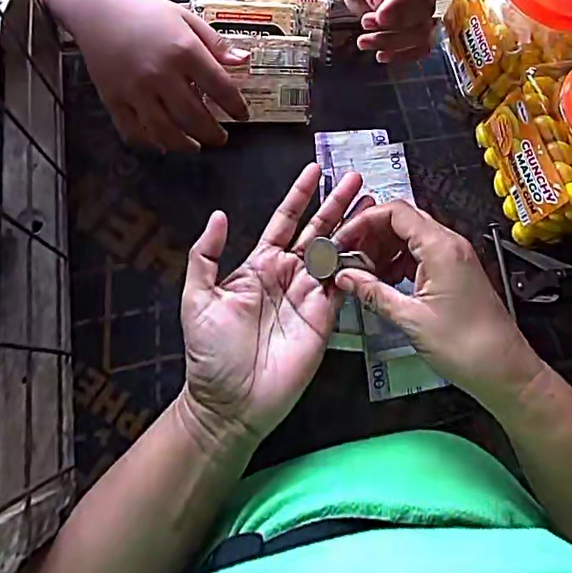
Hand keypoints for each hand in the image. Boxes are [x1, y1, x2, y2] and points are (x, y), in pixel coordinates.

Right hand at [69, 0, 249, 151]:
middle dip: (213, 133)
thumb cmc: (146, 12)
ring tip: (197, 147)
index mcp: (184, 50)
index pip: (220, 87)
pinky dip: (150, 143)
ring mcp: (136, 90)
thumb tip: (244, 60)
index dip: (235, 106)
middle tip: (221, 138)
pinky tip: (163, 145)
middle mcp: (161, 74)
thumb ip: (216, 43)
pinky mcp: (114, 99)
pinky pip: (133, 131)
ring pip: (166, 131)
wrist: (98, 10)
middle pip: (194, 116)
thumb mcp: (186, 18)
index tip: (242, 115)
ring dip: (185, 145)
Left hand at [180, 164, 365, 450]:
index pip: (284, 220)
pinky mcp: (325, 317)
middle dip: (336, 203)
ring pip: (336, 252)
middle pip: (317, 229)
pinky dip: (359, 264)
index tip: (315, 169)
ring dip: (354, 227)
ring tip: (373, 205)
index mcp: (260, 264)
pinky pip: (344, 284)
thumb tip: (219, 215)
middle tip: (357, 179)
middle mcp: (288, 273)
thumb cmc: (209, 351)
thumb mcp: (198, 297)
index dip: (300, 194)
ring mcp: (309, 294)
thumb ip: (206, 255)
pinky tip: (374, 244)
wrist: (230, 404)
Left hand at [329, 0, 435, 63]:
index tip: (379, 16)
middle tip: (365, 24)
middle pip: (422, 9)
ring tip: (365, 41)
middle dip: (393, 25)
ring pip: (421, 31)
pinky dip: (404, 54)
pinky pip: (421, 44)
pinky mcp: (416, 24)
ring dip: (393, 42)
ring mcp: (422, 3)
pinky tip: (383, 55)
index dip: (402, 1)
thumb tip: (380, 0)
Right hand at [331, 202, 544, 410]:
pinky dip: (396, 261)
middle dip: (370, 235)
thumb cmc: (466, 347)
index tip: (344, 240)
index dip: (364, 222)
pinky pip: (419, 253)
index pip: (395, 212)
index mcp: (440, 247)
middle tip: (347, 256)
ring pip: (408, 236)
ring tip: (361, 271)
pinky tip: (383, 281)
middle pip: (401, 220)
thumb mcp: (411, 319)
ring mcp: (453, 256)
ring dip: (382, 249)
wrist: (507, 372)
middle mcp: (448, 243)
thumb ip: (373, 292)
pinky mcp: (454, 271)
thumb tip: (344, 276)